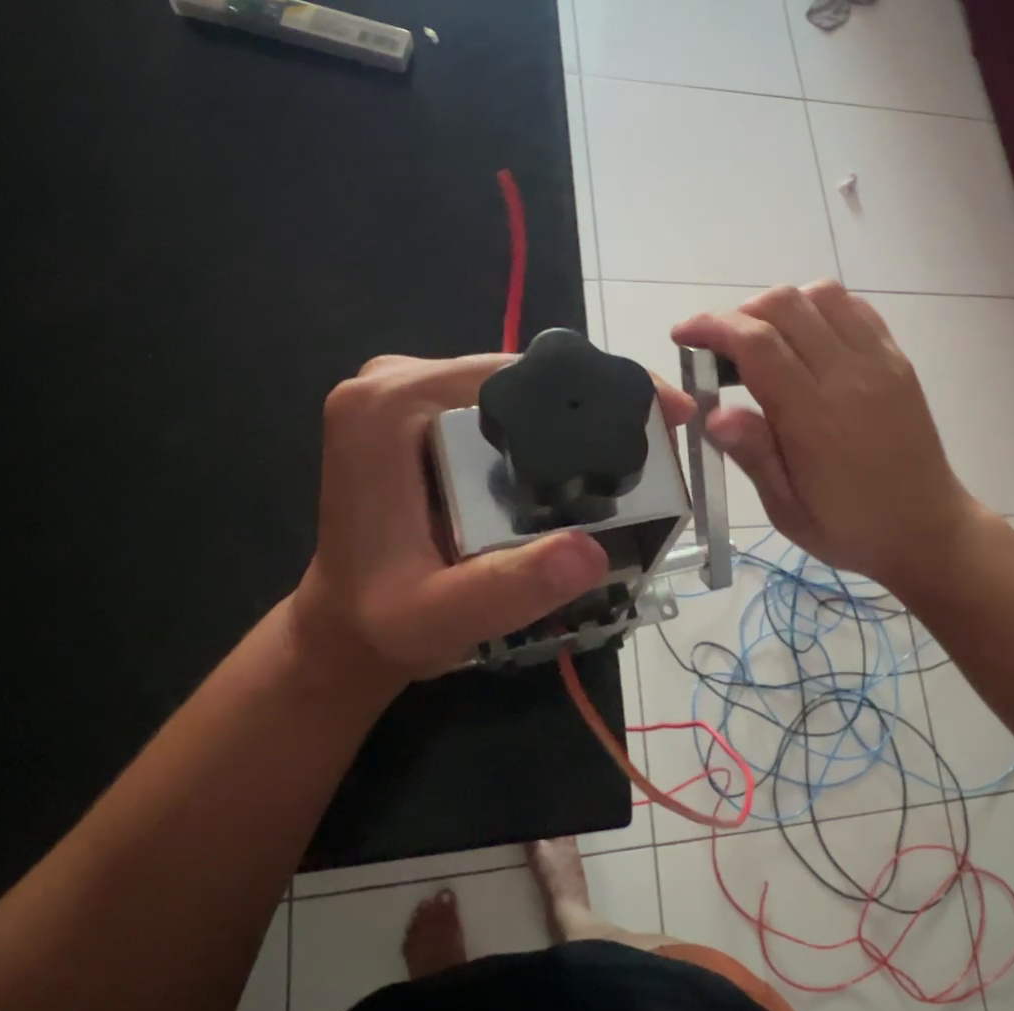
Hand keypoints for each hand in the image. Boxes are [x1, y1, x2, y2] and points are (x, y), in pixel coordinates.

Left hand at [288, 352, 694, 683]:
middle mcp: (392, 381)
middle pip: (522, 376)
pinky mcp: (418, 411)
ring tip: (642, 456)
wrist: (345, 631)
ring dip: (578, 420)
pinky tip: (590, 464)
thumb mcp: (443, 619)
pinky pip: (502, 407)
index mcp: (389, 407)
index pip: (517, 376)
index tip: (667, 415)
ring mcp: (403, 392)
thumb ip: (509, 588)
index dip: (600, 391)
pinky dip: (550, 432)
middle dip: (597, 406)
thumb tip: (592, 551)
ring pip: (518, 390)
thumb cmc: (384, 624)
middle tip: (665, 443)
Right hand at [672, 281, 981, 590]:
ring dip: (781, 307)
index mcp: (814, 417)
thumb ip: (753, 454)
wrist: (927, 531)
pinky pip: (855, 309)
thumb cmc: (850, 529)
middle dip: (739, 314)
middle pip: (784, 306)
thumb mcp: (789, 509)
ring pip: (821, 295)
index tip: (683, 334)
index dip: (712, 327)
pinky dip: (820, 310)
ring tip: (764, 344)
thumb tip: (713, 414)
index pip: (756, 344)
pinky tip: (807, 342)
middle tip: (721, 350)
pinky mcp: (897, 361)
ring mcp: (879, 362)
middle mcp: (848, 376)